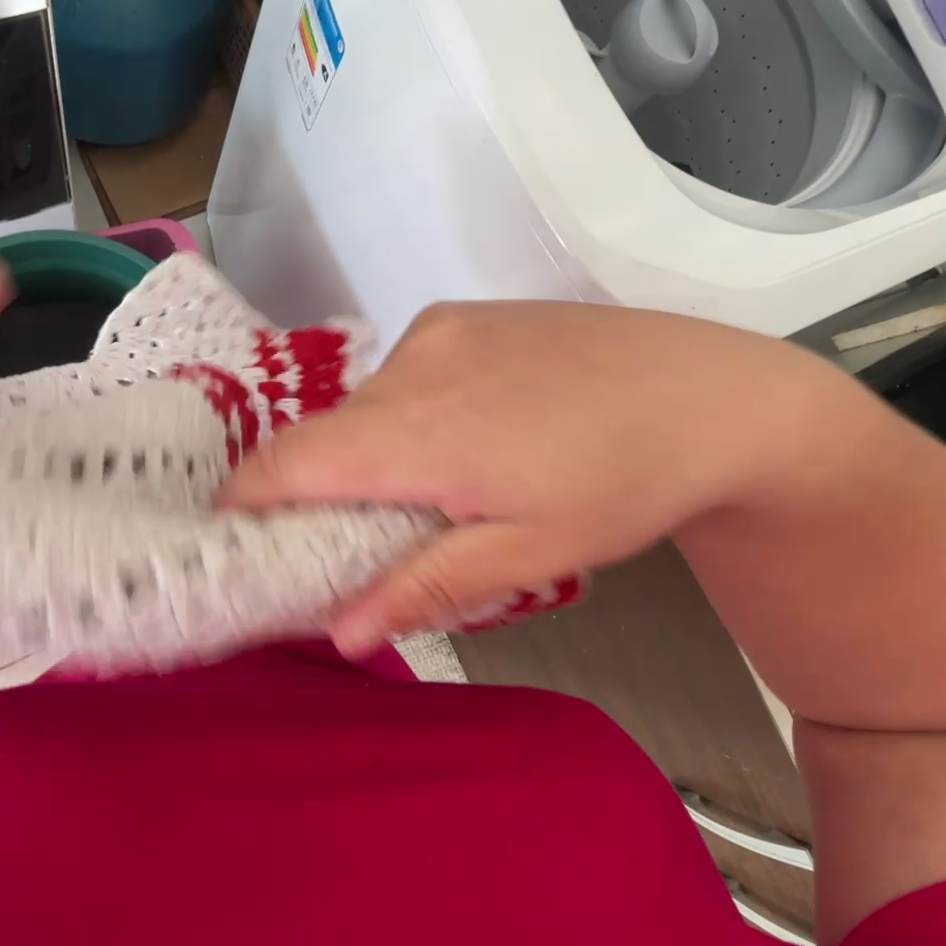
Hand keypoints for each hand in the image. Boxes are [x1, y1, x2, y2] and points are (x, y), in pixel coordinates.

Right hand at [218, 301, 874, 653]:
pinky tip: (471, 430)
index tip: (232, 536)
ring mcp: (435, 330)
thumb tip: (339, 631)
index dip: (244, 500)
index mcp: (418, 434)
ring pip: (361, 406)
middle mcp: (408, 368)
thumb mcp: (531, 554)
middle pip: (320, 436)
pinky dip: (404, 413)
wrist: (713, 392)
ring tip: (437, 484)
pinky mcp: (460, 313)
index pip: (287, 463)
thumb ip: (426, 586)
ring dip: (369, 451)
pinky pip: (398, 375)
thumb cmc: (623, 485)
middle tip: (355, 535)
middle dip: (317, 489)